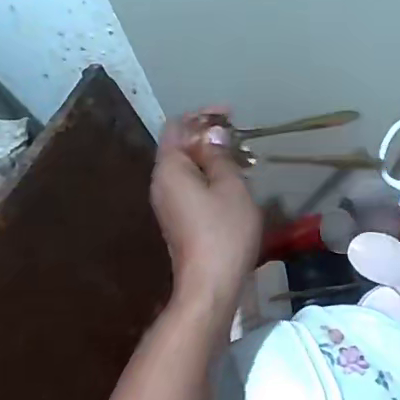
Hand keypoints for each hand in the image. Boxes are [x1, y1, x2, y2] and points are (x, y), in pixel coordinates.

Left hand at [152, 108, 261, 307]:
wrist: (210, 285)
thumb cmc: (224, 232)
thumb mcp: (231, 187)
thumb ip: (220, 156)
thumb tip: (213, 135)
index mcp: (169, 169)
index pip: (178, 127)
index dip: (202, 115)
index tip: (230, 114)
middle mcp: (160, 182)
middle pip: (178, 146)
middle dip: (206, 135)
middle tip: (238, 134)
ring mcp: (167, 203)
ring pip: (185, 168)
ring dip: (209, 156)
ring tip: (239, 155)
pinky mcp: (177, 219)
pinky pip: (189, 186)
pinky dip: (207, 175)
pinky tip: (230, 181)